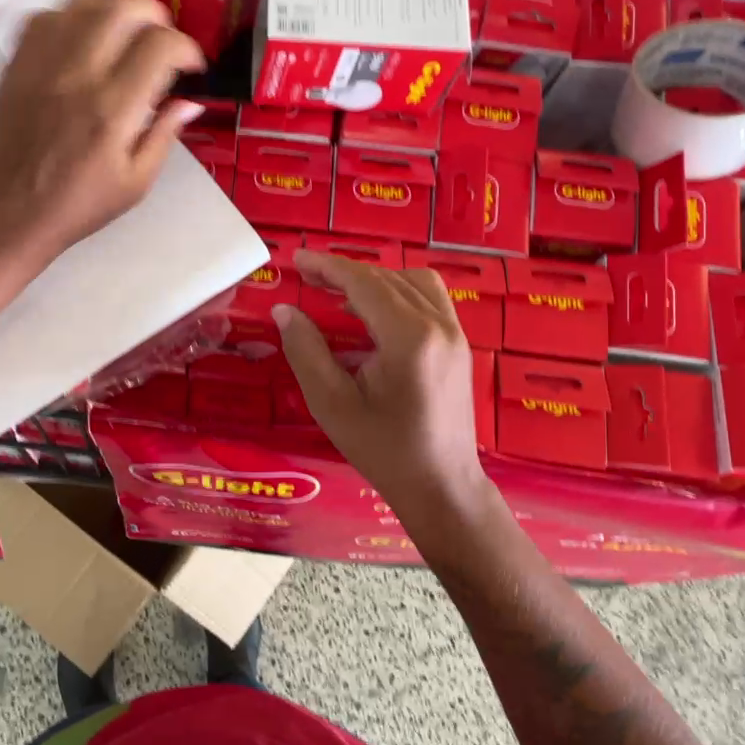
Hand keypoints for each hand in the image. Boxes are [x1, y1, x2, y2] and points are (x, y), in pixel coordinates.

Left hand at [0, 0, 205, 257]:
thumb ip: (164, 136)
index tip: (191, 66)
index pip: (160, 47)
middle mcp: (77, 76)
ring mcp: (42, 65)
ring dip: (115, 9)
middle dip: (155, 16)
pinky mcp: (16, 64)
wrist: (12, 213)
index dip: (186, 49)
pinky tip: (83, 36)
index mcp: (112, 110)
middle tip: (162, 39)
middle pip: (123, 9)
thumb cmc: (79, 205)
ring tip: (126, 31)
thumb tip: (189, 101)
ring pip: (84, 4)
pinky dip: (72, 15)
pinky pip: (45, 16)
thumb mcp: (136, 183)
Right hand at [273, 250, 494, 521]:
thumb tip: (285, 311)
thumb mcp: (331, 403)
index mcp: (408, 338)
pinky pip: (429, 299)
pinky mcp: (459, 345)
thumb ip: (306, 351)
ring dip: (374, 279)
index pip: (364, 284)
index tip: (296, 259)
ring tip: (338, 292)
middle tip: (307, 276)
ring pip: (413, 282)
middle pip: (388, 279)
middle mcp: (438, 326)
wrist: (439, 485)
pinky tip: (373, 311)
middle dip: (346, 272)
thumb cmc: (382, 450)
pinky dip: (398, 292)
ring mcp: (455, 333)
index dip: (328, 267)